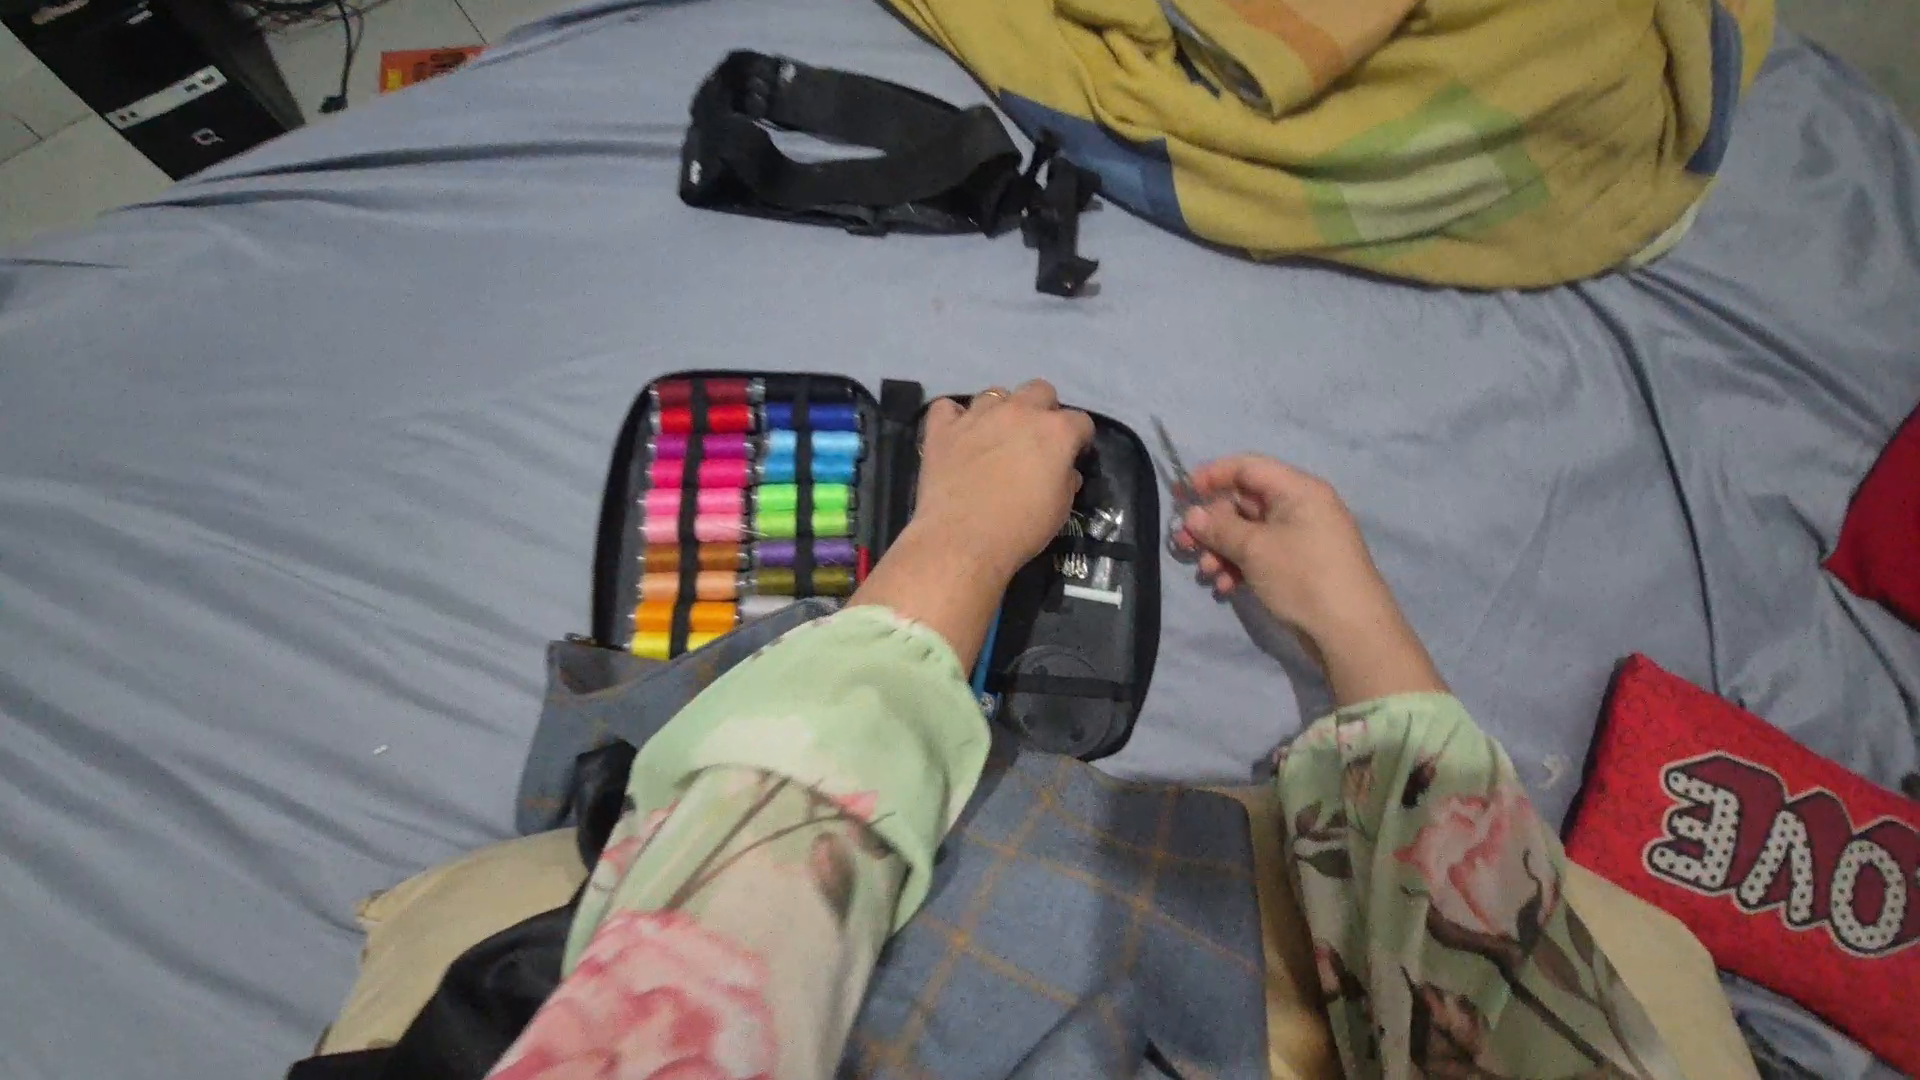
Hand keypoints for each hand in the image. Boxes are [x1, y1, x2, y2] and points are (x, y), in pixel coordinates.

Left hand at [913, 380, 1095, 579]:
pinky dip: (954, 417)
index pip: (1080, 420)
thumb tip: (1064, 471)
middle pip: (1039, 390)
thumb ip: (1066, 480)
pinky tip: (957, 435)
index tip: (1072, 455)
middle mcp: (1018, 412)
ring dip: (1000, 411)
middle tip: (1034, 439)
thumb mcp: (1060, 509)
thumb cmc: (1020, 529)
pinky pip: (947, 407)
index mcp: (1055, 431)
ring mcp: (977, 416)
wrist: (962, 540)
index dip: (1078, 438)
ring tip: (994, 437)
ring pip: (994, 394)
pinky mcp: (942, 429)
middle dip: (1042, 409)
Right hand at [1173, 455, 1445, 704]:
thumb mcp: (1254, 549)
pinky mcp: (1297, 565)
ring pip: (1247, 532)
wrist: (1349, 632)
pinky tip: (1225, 586)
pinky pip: (1259, 554)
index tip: (1182, 494)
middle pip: (1243, 502)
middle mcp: (1300, 507)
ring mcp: (1300, 538)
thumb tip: (1192, 516)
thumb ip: (1219, 528)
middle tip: (1183, 544)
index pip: (1247, 467)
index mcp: (1297, 490)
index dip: (1211, 476)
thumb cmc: (1302, 577)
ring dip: (1221, 549)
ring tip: (1206, 572)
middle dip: (1211, 524)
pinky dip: (1238, 566)